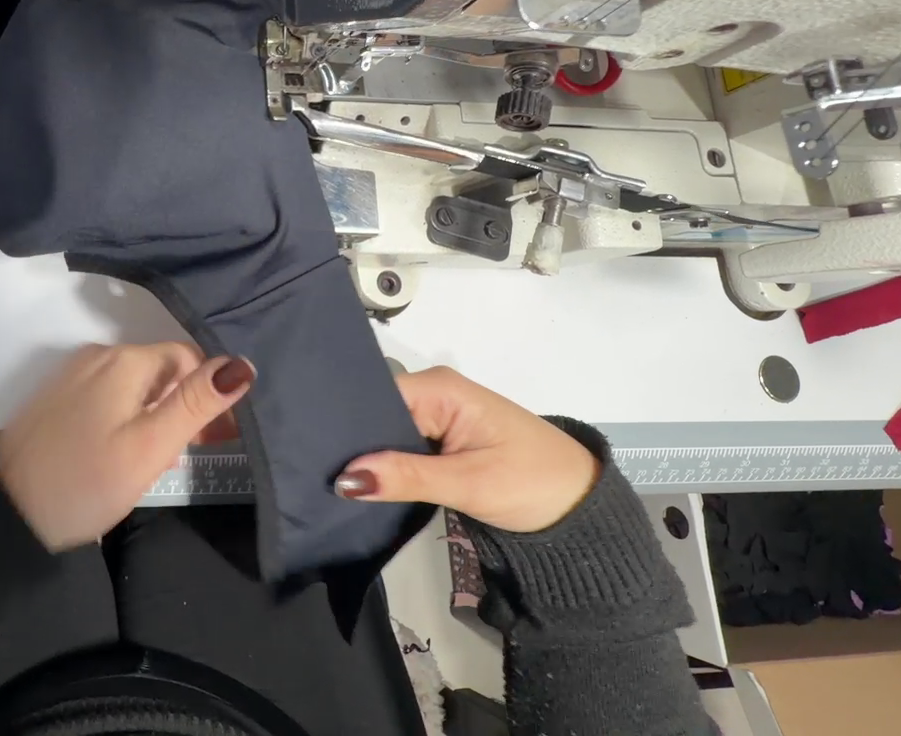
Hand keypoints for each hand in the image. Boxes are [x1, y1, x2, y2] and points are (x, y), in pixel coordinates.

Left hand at [0, 343, 254, 550]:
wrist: (5, 511)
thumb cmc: (86, 481)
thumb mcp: (149, 447)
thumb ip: (195, 403)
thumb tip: (241, 363)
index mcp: (124, 360)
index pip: (187, 358)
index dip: (210, 394)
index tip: (220, 437)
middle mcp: (98, 355)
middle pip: (161, 370)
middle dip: (185, 405)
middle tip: (197, 453)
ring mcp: (73, 375)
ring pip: (135, 385)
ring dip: (158, 414)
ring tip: (165, 461)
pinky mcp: (58, 397)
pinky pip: (108, 396)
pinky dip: (128, 418)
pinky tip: (128, 454)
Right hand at [333, 366, 597, 533]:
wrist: (583, 513)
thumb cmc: (533, 485)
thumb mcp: (468, 484)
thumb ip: (406, 477)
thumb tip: (345, 478)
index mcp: (441, 388)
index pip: (376, 397)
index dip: (347, 424)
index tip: (317, 452)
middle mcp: (434, 392)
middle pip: (377, 412)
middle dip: (354, 443)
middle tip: (317, 472)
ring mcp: (437, 415)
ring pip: (386, 431)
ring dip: (368, 456)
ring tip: (329, 478)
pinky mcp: (440, 438)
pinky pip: (400, 444)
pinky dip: (385, 464)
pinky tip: (360, 481)